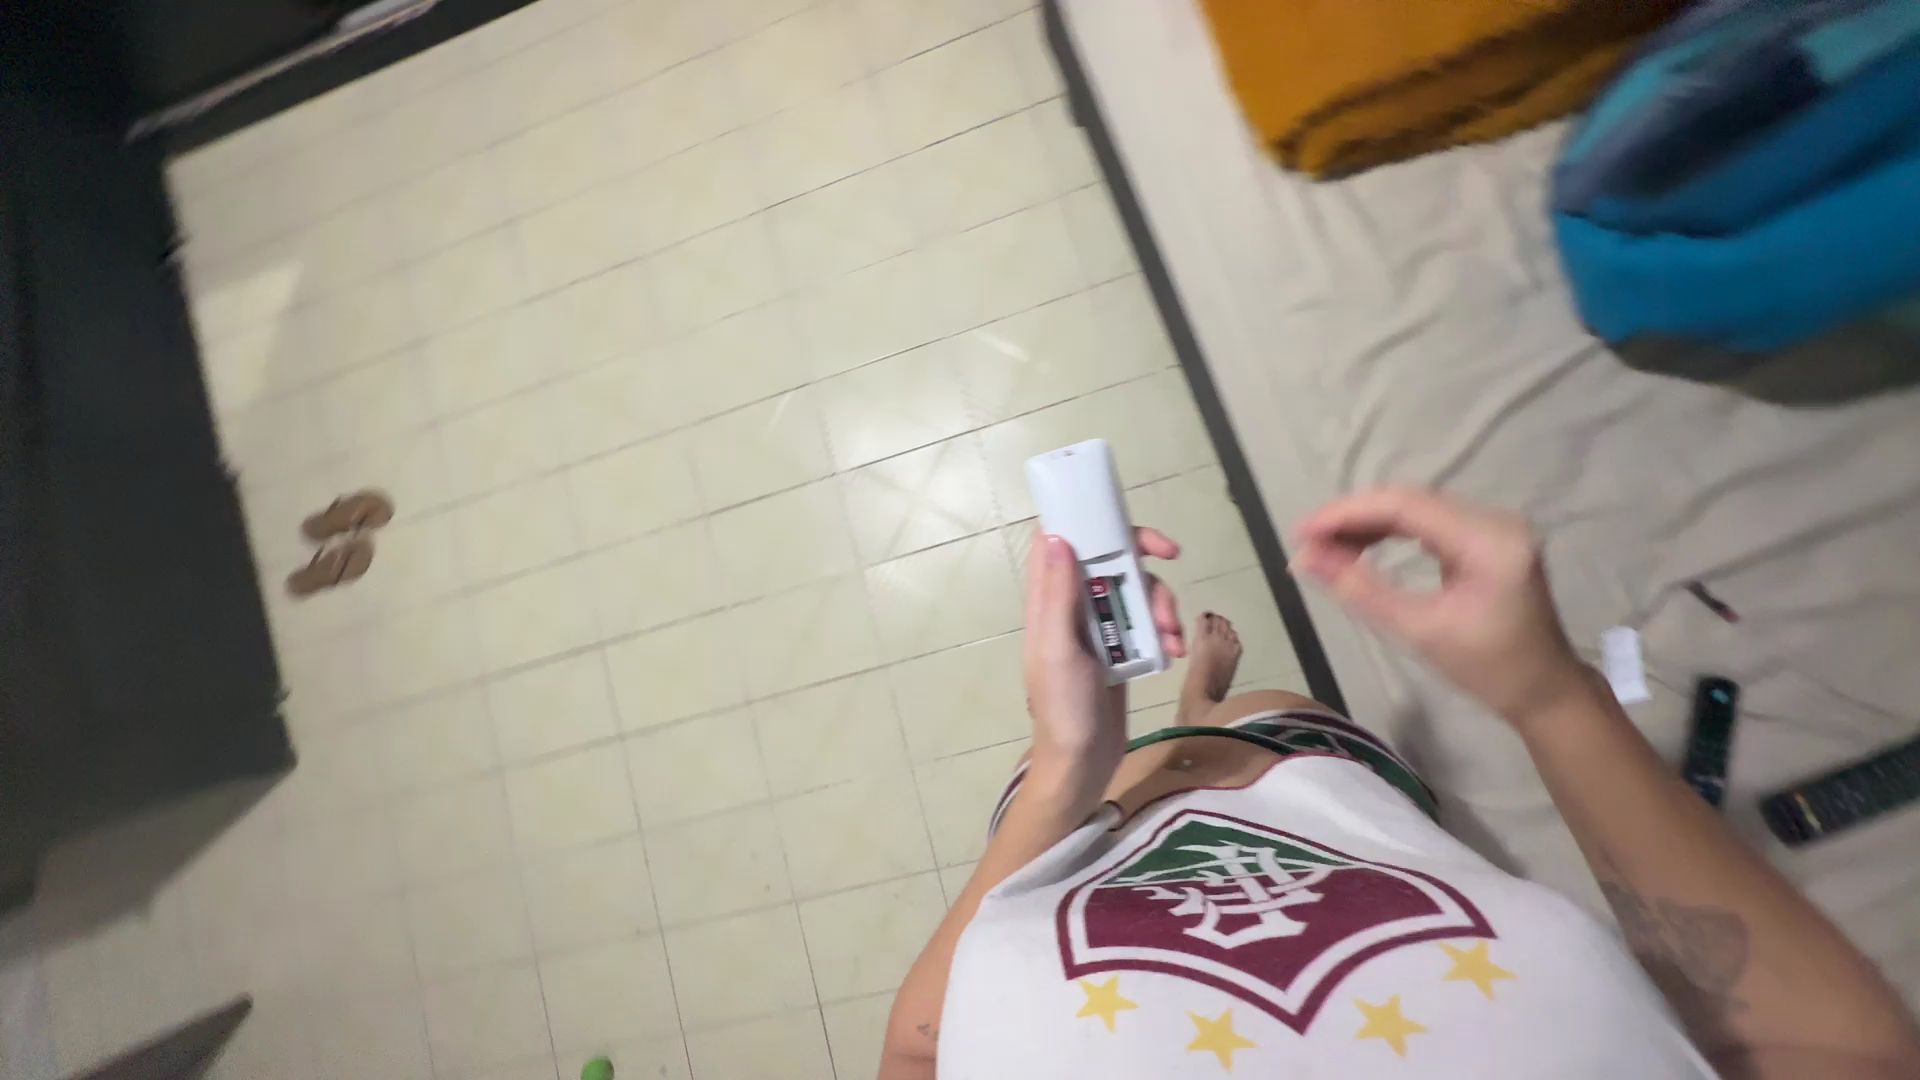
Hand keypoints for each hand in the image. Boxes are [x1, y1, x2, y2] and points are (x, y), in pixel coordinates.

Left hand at [1023, 528, 1185, 793]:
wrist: (1084, 761)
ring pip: (1135, 590)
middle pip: (1109, 559)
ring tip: (1173, 637)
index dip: (1090, 522)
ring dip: (1161, 603)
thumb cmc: (1063, 705)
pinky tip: (1175, 651)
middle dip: (1143, 560)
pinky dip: (1165, 630)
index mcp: (1048, 601)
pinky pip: (1147, 622)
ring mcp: (1098, 627)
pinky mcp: (1121, 648)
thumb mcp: (1058, 647)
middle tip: (1173, 557)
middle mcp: (1072, 606)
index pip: (1059, 540)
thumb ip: (1058, 593)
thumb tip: (1057, 536)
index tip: (1123, 523)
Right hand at [1291, 488, 1591, 725]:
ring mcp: (1490, 525)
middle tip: (1306, 544)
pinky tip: (1357, 546)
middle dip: (1349, 517)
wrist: (1545, 690)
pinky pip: (1422, 520)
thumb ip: (1358, 590)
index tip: (1300, 534)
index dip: (1345, 514)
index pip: (1403, 506)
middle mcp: (1493, 520)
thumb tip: (1303, 559)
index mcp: (1487, 541)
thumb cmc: (1487, 668)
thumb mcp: (1417, 631)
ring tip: (1324, 548)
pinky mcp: (1482, 536)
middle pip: (1405, 499)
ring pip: (1410, 506)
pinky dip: (1384, 531)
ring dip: (1363, 523)